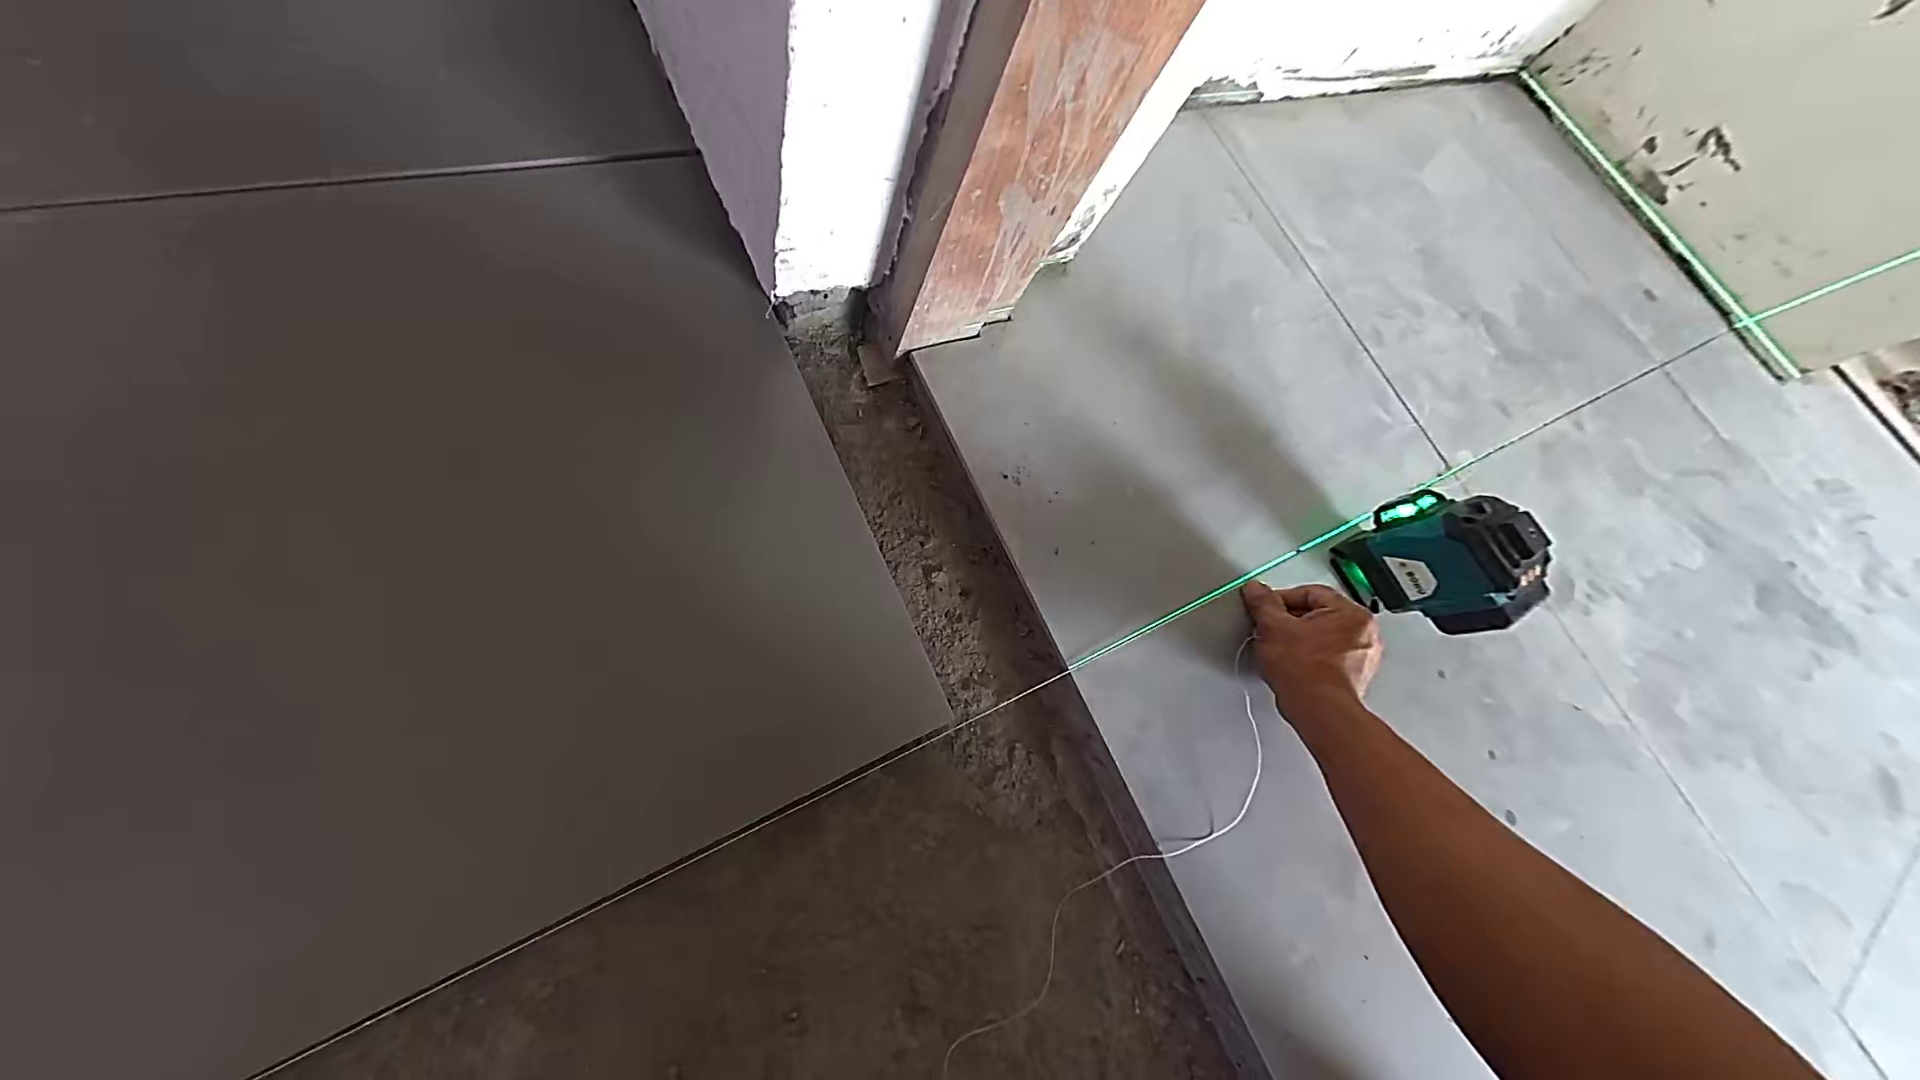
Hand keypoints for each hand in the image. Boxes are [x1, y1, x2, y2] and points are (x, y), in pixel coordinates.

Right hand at [1240, 581, 1382, 718]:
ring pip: (1322, 636)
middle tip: (1271, 629)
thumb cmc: (1306, 672)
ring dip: (1299, 639)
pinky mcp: (1353, 676)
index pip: (1310, 592)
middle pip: (1317, 614)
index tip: (1265, 607)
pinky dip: (1308, 658)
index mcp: (1351, 613)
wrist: (1317, 709)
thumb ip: (1263, 602)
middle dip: (1289, 620)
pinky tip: (1292, 666)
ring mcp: (1361, 656)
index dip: (1280, 598)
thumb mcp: (1272, 627)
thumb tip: (1256, 591)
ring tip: (1282, 651)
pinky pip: (1326, 657)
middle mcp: (1364, 633)